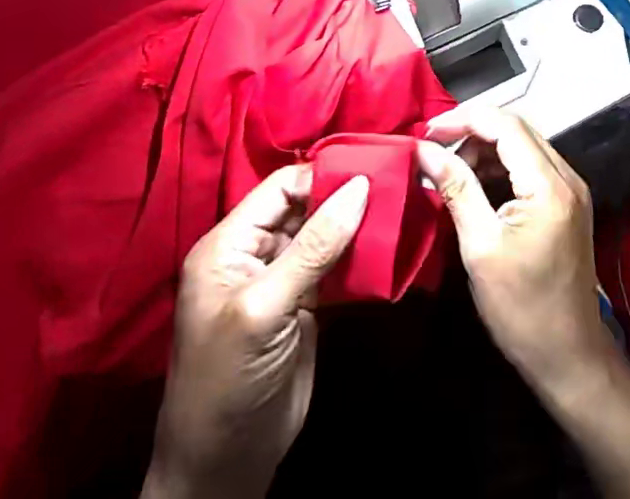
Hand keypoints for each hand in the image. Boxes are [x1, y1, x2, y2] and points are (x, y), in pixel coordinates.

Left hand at [143, 167, 370, 498]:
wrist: (225, 461)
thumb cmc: (228, 380)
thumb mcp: (265, 308)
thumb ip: (313, 247)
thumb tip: (361, 186)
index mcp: (229, 245)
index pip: (281, 187)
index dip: (325, 174)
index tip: (377, 168)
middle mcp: (256, 253)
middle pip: (308, 204)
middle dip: (350, 194)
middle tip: (400, 184)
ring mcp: (284, 277)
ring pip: (328, 232)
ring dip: (362, 222)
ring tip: (404, 207)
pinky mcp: (308, 300)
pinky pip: (339, 262)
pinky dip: (365, 252)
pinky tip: (393, 243)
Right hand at [414, 107, 612, 389]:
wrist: (567, 350)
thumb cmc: (520, 307)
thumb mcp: (480, 246)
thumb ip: (456, 190)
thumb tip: (425, 151)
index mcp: (550, 184)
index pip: (508, 126)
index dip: (465, 119)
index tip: (427, 131)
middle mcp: (568, 176)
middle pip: (518, 131)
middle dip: (473, 133)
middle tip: (433, 153)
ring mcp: (571, 189)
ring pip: (524, 148)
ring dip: (485, 151)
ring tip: (448, 173)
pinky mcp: (567, 203)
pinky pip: (531, 168)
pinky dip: (501, 169)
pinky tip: (474, 186)